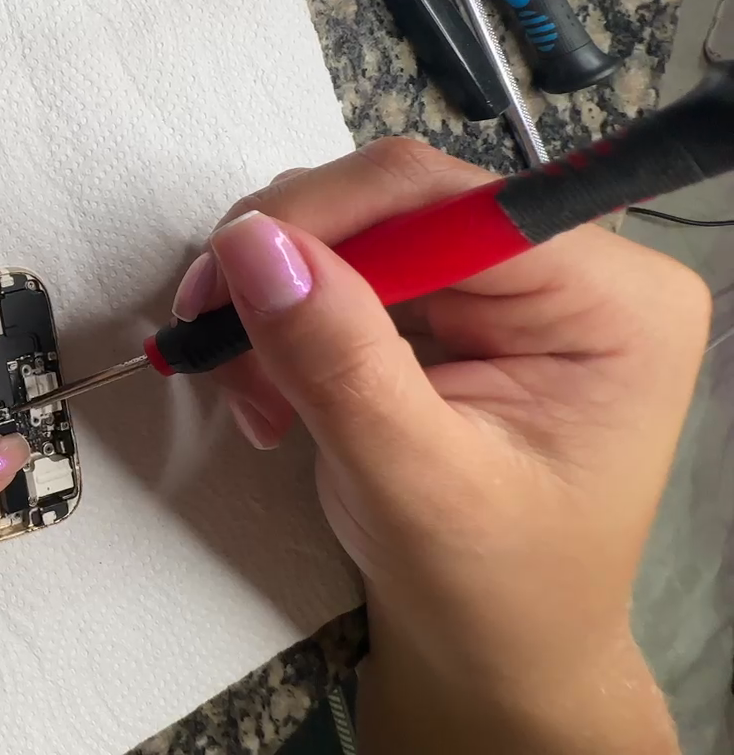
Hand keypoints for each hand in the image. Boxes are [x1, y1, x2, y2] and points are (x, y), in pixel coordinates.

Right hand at [172, 139, 705, 753]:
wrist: (483, 625)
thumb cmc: (481, 573)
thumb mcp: (409, 475)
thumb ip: (335, 356)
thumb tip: (246, 240)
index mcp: (598, 293)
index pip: (424, 191)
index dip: (307, 221)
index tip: (219, 294)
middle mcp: (544, 262)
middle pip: (363, 202)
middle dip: (271, 275)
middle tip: (217, 351)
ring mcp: (479, 278)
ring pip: (320, 233)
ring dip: (259, 308)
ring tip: (258, 397)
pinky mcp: (422, 300)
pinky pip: (309, 271)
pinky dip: (264, 326)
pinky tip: (271, 392)